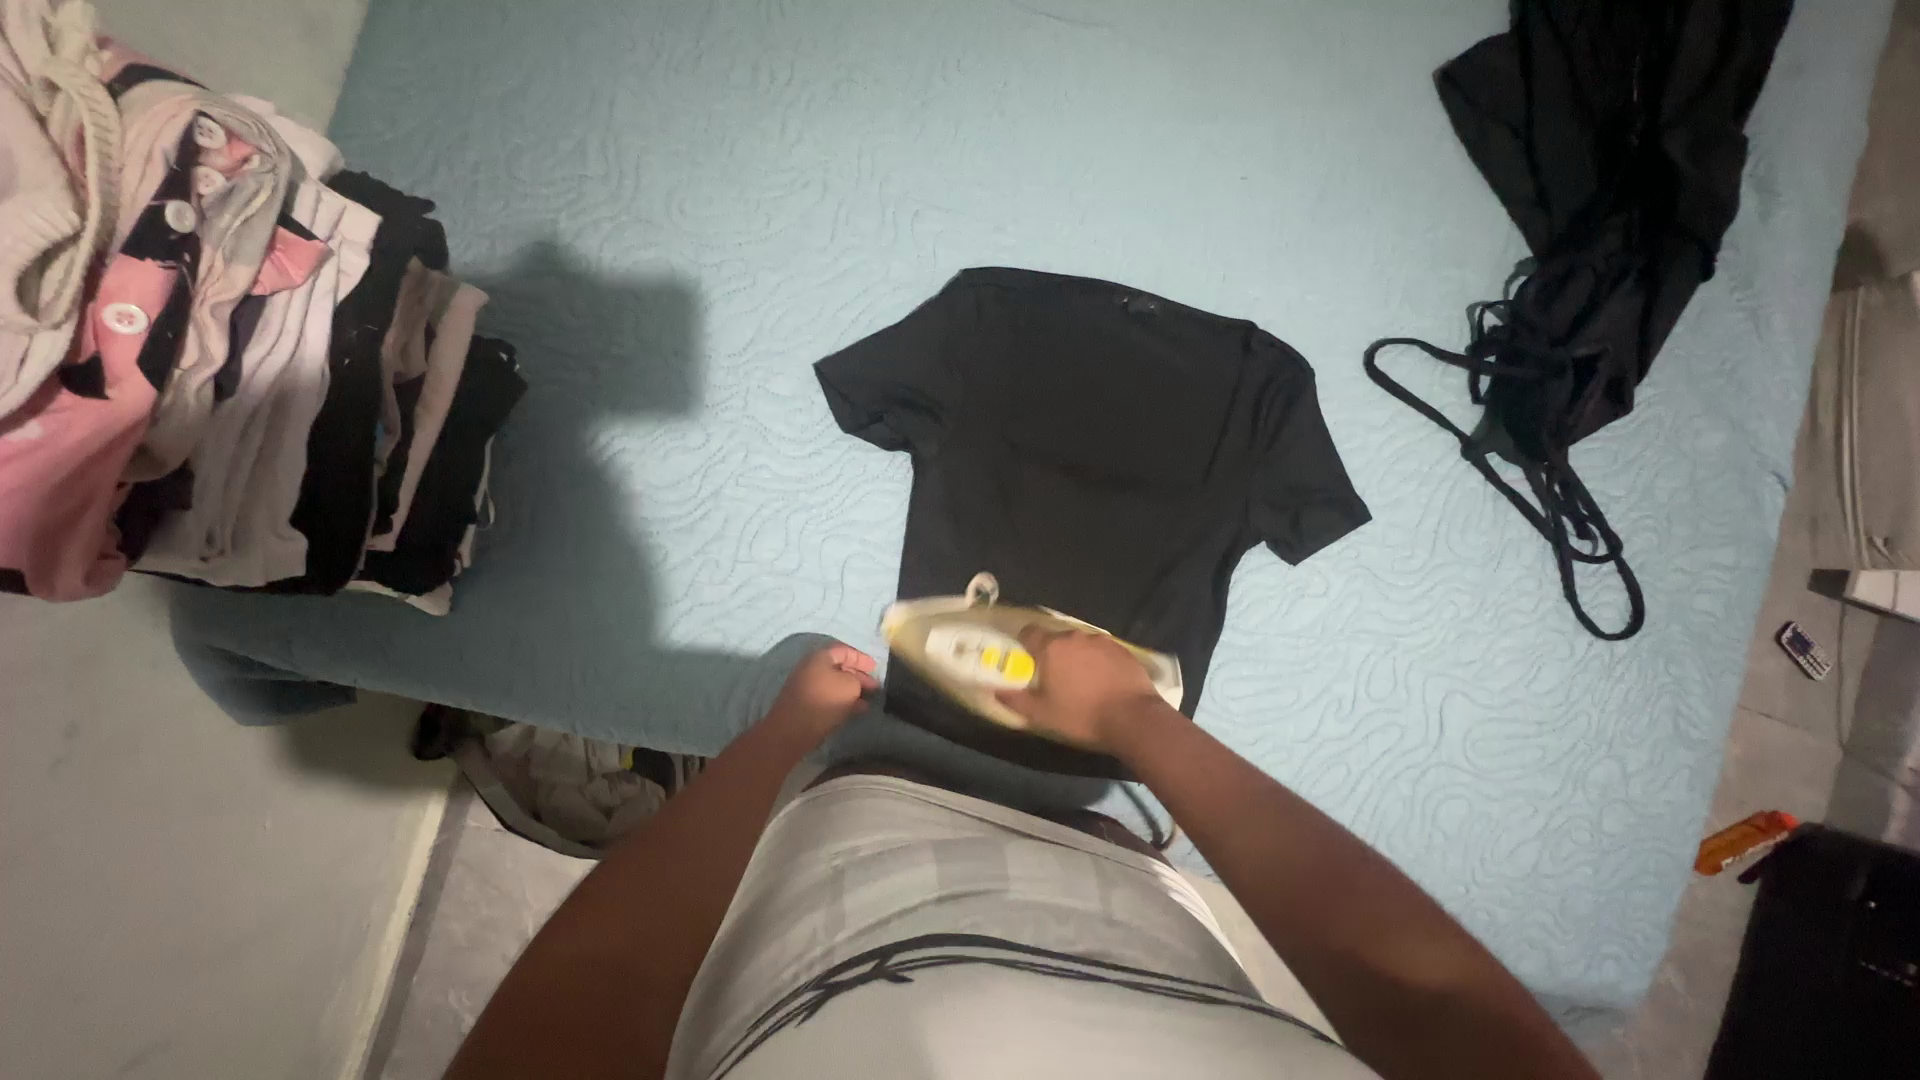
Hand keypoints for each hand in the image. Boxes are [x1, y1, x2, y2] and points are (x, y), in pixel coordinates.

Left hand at [769, 643, 878, 734]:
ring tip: (870, 699)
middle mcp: (812, 668)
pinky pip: (830, 697)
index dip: (862, 658)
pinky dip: (845, 701)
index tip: (875, 668)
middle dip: (859, 676)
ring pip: (836, 684)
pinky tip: (859, 709)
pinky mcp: (808, 704)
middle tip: (875, 686)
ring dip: (854, 690)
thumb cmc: (824, 700)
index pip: (845, 651)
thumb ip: (858, 680)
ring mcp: (808, 687)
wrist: (794, 728)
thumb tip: (856, 683)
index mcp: (820, 657)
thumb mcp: (850, 685)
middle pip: (840, 667)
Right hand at [995, 628, 1170, 752]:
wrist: (1134, 718)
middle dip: (1052, 653)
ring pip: (1080, 644)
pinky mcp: (1123, 650)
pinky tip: (1103, 682)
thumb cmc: (1082, 715)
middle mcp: (1075, 637)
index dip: (1024, 643)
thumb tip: (993, 690)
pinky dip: (1098, 662)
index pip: (1029, 632)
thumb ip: (1015, 700)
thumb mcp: (1042, 714)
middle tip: (1054, 678)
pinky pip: (1102, 651)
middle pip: (1056, 639)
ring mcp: (1102, 641)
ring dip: (1077, 657)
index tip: (1025, 659)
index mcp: (1052, 648)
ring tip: (1082, 682)